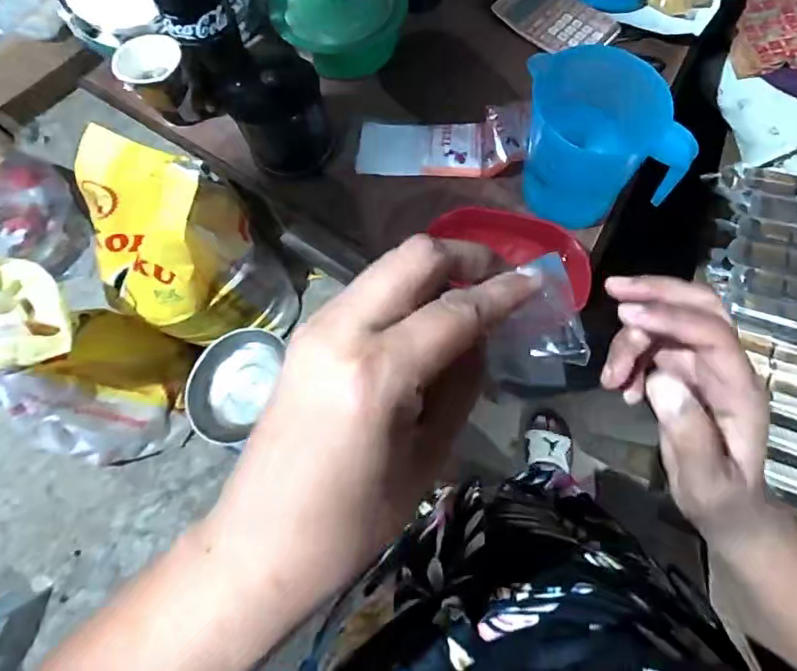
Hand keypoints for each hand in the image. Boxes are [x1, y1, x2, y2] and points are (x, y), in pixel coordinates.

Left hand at [204, 236, 537, 604]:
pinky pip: (369, 288)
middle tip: (501, 274)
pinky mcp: (307, 330)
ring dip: (434, 270)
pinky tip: (426, 318)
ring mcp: (317, 323)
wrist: (260, 540)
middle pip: (414, 256)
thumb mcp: (425, 458)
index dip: (502, 292)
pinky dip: (405, 289)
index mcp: (374, 373)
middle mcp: (341, 330)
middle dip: (466, 256)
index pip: (453, 311)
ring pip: (389, 264)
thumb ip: (460, 383)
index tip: (536, 280)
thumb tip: (481, 334)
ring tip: (470, 296)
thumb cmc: (351, 523)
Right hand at [599, 275, 772, 555]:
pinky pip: (653, 342)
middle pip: (699, 305)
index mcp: (740, 388)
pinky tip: (619, 385)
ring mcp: (703, 364)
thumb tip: (660, 380)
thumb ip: (689, 435)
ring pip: (667, 322)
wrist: (728, 510)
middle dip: (657, 290)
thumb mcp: (708, 484)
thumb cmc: (722, 500)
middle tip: (614, 290)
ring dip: (631, 337)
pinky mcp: (682, 368)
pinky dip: (630, 353)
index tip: (627, 315)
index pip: (712, 333)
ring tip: (610, 378)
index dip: (670, 318)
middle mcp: (725, 366)